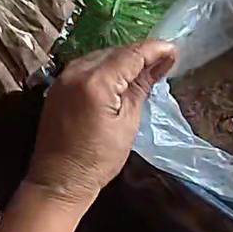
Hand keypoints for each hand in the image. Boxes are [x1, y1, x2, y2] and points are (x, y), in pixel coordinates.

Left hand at [25, 40, 177, 207]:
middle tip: (164, 62)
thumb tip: (161, 63)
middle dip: (140, 54)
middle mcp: (76, 72)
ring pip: (100, 57)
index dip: (155, 50)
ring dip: (122, 60)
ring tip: (145, 71)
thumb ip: (140, 87)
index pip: (131, 55)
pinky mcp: (57, 87)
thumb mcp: (127, 124)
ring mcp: (63, 78)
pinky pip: (86, 67)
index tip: (174, 51)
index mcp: (95, 83)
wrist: (58, 181)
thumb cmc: (97, 160)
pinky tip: (119, 79)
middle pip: (115, 52)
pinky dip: (105, 68)